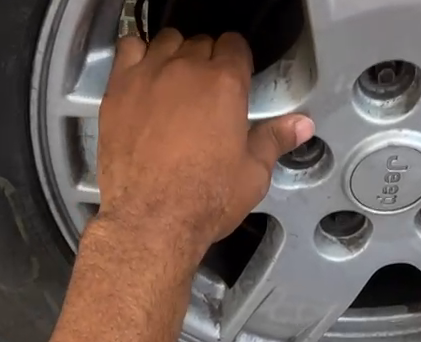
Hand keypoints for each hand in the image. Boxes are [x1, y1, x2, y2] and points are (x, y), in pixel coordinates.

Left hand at [95, 29, 313, 257]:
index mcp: (226, 84)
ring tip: (176, 86)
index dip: (237, 63)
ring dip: (175, 56)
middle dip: (207, 63)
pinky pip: (128, 48)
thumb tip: (301, 126)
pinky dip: (138, 56)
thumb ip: (275, 140)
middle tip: (207, 96)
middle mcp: (187, 69)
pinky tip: (144, 78)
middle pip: (201, 43)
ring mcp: (150, 75)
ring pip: (166, 41)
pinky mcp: (119, 89)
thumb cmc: (203, 201)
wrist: (153, 221)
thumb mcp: (252, 175)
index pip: (236, 46)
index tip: (235, 80)